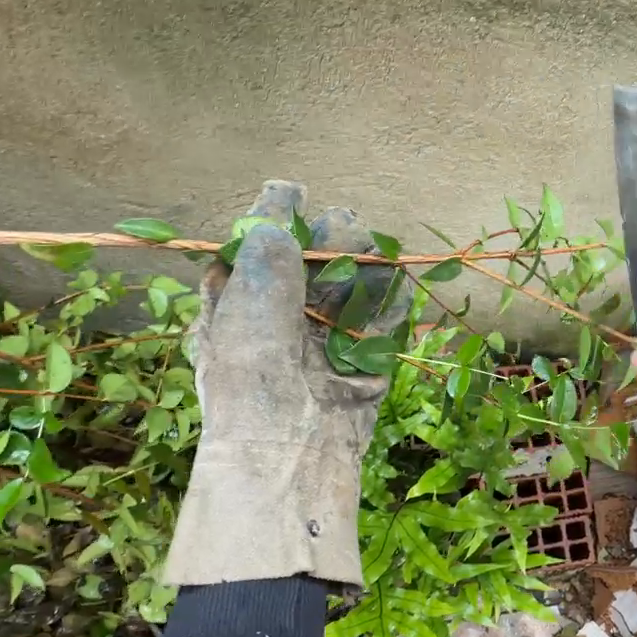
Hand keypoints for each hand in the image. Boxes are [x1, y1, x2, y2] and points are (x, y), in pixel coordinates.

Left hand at [163, 180, 407, 587]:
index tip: (304, 203)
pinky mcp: (366, 362)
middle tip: (346, 231)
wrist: (292, 448)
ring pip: (354, 287)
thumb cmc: (254, 370)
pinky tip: (393, 284)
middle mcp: (285, 318)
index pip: (268, 247)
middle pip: (317, 262)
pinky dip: (390, 301)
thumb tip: (285, 187)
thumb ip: (269, 238)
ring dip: (365, 266)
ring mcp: (328, 341)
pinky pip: (383, 321)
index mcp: (243, 301)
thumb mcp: (246, 293)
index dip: (288, 222)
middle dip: (334, 241)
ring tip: (371, 255)